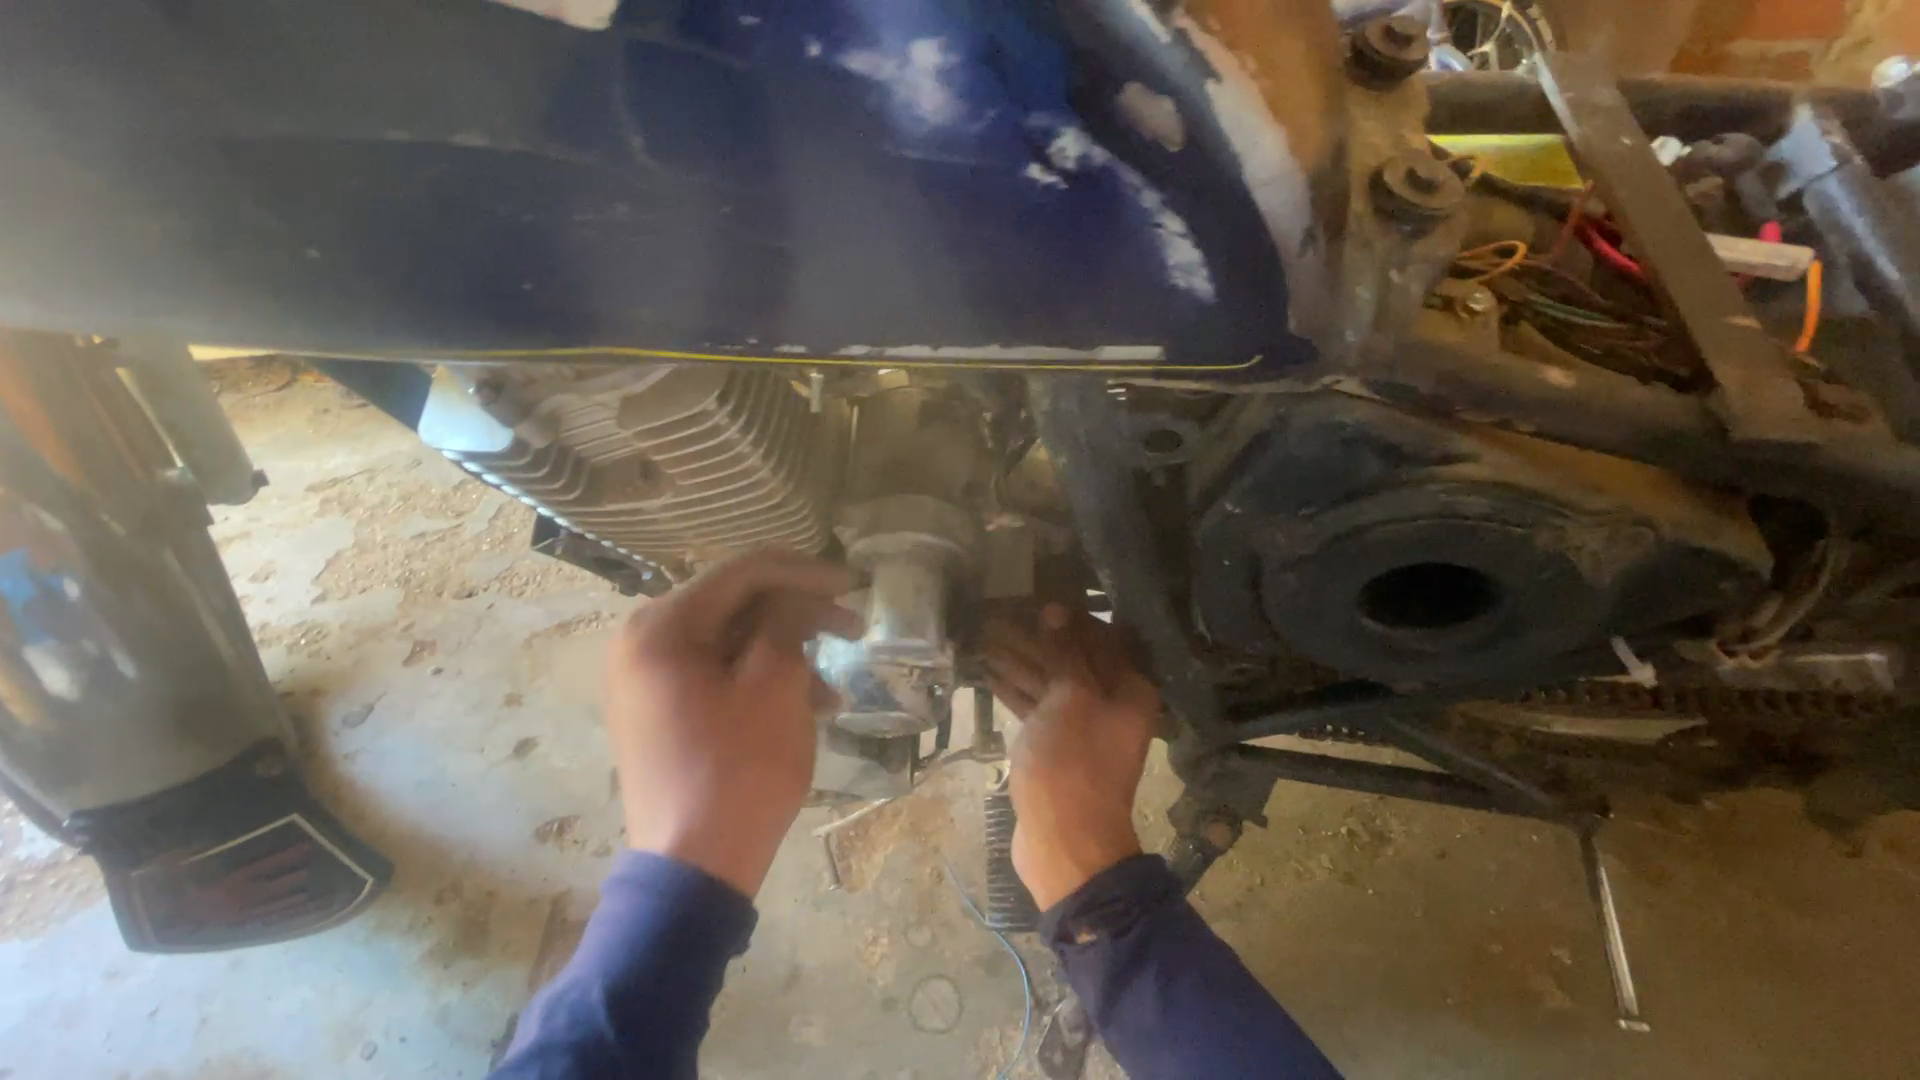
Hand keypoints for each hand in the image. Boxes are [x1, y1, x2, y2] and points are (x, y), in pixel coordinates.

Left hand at [604, 549, 861, 896]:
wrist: (695, 868)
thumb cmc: (738, 767)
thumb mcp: (775, 684)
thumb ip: (788, 621)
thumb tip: (797, 597)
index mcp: (660, 627)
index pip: (741, 573)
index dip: (803, 571)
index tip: (853, 581)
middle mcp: (643, 644)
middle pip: (735, 607)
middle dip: (799, 616)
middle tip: (852, 626)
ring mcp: (649, 682)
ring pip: (733, 644)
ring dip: (788, 654)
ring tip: (835, 689)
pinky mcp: (664, 713)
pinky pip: (720, 677)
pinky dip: (764, 682)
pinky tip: (810, 707)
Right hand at [983, 604, 1159, 911]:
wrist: (1065, 842)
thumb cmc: (1073, 762)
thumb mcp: (1071, 697)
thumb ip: (1064, 651)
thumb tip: (1056, 610)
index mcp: (1128, 688)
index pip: (1100, 637)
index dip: (1068, 617)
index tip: (1034, 597)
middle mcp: (1109, 702)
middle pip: (1069, 658)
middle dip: (1034, 637)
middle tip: (996, 613)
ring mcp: (1080, 725)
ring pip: (1047, 682)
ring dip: (1017, 660)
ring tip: (982, 635)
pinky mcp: (1054, 745)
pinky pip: (1034, 706)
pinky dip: (1013, 689)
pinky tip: (986, 671)